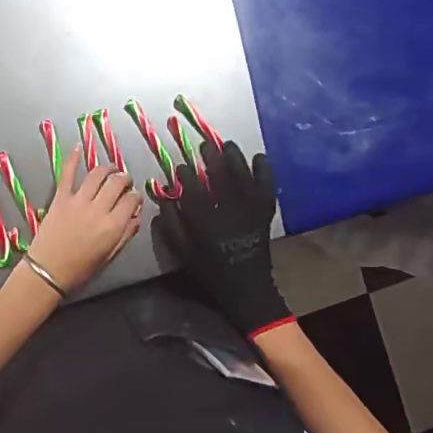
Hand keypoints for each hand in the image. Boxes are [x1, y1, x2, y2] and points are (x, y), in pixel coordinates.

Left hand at [23, 148, 142, 292]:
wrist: (47, 271)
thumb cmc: (80, 269)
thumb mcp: (109, 255)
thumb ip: (125, 234)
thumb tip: (136, 218)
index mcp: (113, 225)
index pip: (131, 200)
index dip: (135, 197)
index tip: (134, 198)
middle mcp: (98, 208)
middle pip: (117, 183)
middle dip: (124, 179)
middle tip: (124, 181)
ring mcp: (78, 201)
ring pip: (97, 175)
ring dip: (107, 168)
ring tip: (110, 168)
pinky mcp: (60, 198)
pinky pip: (67, 174)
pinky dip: (73, 159)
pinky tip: (78, 147)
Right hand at [151, 140, 289, 336]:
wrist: (246, 287)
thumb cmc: (210, 270)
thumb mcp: (183, 252)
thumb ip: (172, 224)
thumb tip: (165, 198)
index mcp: (205, 222)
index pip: (193, 189)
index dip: (185, 174)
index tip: (180, 166)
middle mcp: (229, 210)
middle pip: (220, 175)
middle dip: (211, 157)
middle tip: (205, 146)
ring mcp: (250, 209)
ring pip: (243, 175)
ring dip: (235, 157)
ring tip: (228, 145)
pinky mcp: (265, 212)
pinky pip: (266, 186)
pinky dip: (264, 171)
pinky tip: (259, 158)